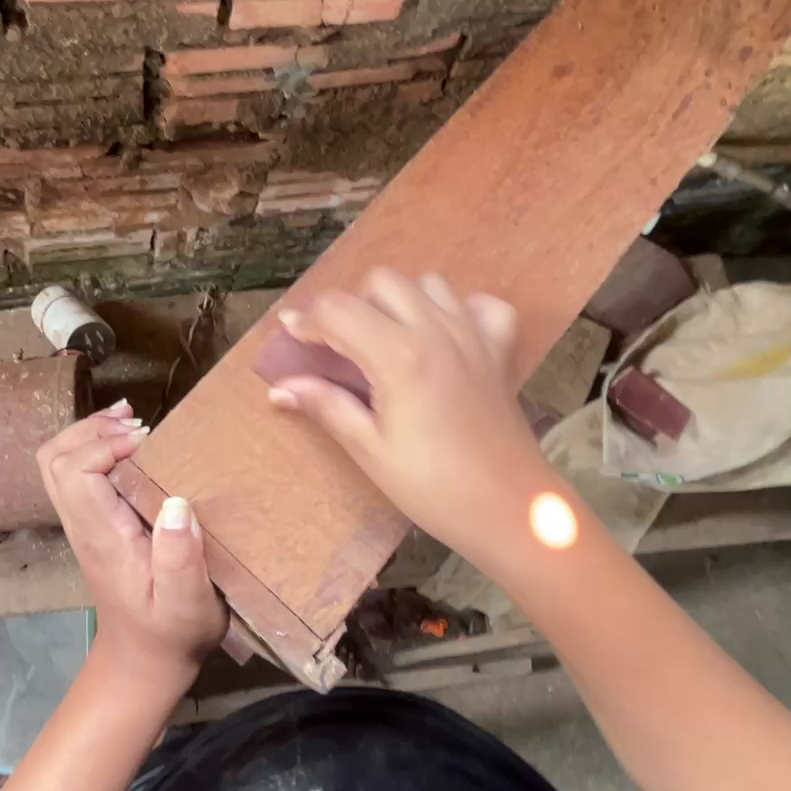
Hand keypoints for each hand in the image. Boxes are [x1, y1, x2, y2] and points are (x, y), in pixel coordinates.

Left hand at [36, 402, 227, 687]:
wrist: (144, 663)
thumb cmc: (170, 634)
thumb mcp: (187, 604)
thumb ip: (180, 558)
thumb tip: (176, 502)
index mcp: (99, 537)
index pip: (74, 471)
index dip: (104, 444)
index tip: (146, 441)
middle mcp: (81, 524)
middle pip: (55, 458)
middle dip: (90, 428)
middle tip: (136, 421)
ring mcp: (82, 523)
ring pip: (58, 461)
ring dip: (90, 433)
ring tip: (131, 420)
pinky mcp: (93, 523)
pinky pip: (76, 472)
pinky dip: (96, 446)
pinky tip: (131, 442)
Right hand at [265, 269, 564, 573]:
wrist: (511, 509)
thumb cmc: (433, 487)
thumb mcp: (370, 450)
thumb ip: (325, 406)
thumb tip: (278, 389)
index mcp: (399, 355)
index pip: (338, 311)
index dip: (307, 319)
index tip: (291, 336)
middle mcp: (436, 330)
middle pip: (381, 282)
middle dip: (352, 304)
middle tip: (341, 346)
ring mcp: (473, 334)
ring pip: (426, 283)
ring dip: (398, 301)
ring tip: (386, 339)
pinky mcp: (499, 347)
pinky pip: (479, 303)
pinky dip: (457, 308)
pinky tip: (442, 337)